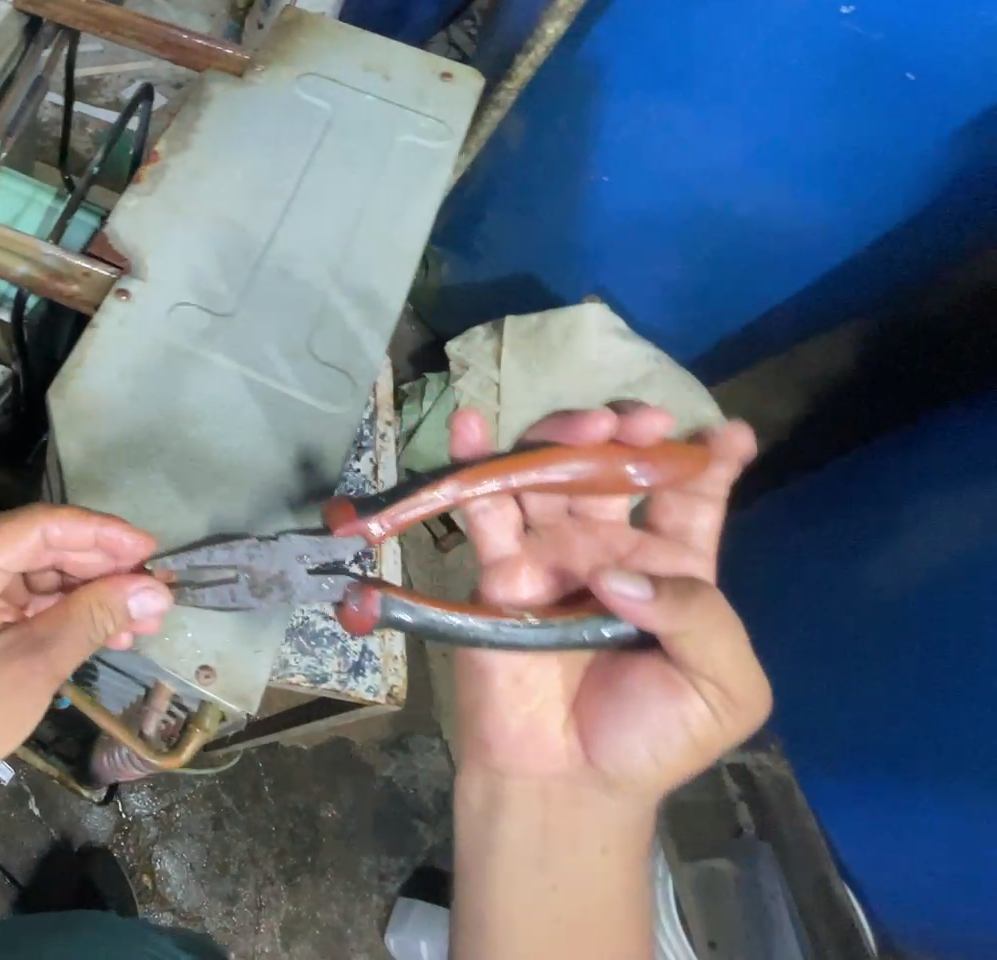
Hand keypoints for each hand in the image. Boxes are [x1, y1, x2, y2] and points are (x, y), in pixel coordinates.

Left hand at [0, 504, 172, 809]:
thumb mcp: (34, 664)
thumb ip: (94, 617)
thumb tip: (157, 590)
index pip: (43, 525)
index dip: (103, 534)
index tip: (153, 550)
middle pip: (45, 544)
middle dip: (103, 569)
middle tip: (158, 591)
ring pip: (43, 569)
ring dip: (91, 593)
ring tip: (145, 618)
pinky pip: (28, 592)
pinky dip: (67, 609)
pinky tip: (111, 629)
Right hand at [448, 403, 770, 803]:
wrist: (564, 773)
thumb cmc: (652, 734)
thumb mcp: (724, 685)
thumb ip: (698, 615)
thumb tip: (614, 573)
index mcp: (669, 570)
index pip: (691, 502)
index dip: (708, 462)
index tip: (726, 431)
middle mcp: (604, 549)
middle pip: (611, 473)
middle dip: (624, 437)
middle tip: (635, 421)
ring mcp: (545, 553)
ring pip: (547, 478)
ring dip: (558, 440)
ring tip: (583, 423)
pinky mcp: (493, 566)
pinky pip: (481, 508)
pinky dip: (471, 464)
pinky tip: (469, 424)